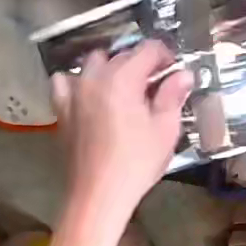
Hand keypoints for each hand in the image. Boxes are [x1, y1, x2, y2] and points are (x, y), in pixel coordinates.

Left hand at [50, 40, 191, 222]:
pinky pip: (65, 83)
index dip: (165, 56)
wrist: (98, 195)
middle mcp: (95, 78)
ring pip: (93, 64)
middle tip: (156, 87)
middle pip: (121, 56)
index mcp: (123, 79)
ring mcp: (74, 92)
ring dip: (111, 69)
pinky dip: (78, 82)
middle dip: (141, 65)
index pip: (148, 50)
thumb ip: (172, 96)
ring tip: (124, 90)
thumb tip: (182, 74)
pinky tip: (89, 95)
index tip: (174, 71)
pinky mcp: (62, 110)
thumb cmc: (136, 164)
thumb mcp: (165, 130)